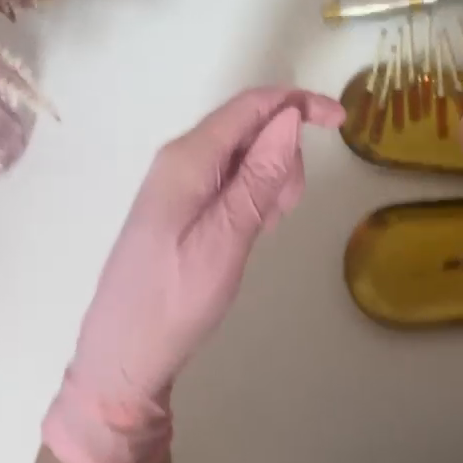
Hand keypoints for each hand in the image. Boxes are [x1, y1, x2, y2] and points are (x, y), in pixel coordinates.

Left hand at [43, 87, 344, 462]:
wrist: (121, 358)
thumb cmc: (174, 301)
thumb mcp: (226, 240)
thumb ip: (259, 177)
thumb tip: (289, 117)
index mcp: (189, 158)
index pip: (252, 106)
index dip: (300, 103)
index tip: (342, 123)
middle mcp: (182, 157)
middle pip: (252, 125)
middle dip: (285, 154)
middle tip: (286, 210)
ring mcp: (180, 179)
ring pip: (246, 151)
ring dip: (273, 177)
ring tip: (267, 227)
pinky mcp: (182, 201)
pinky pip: (232, 176)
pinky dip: (255, 192)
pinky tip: (254, 228)